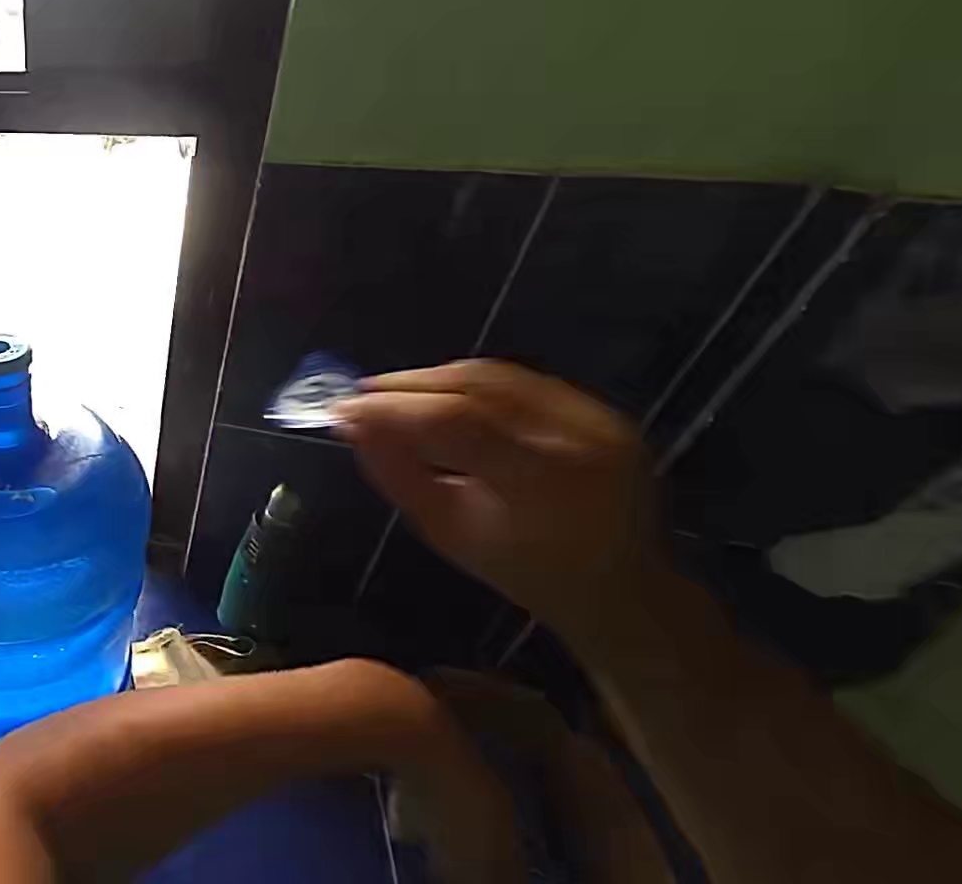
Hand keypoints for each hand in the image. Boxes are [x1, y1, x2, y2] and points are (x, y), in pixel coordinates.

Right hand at [333, 359, 656, 630]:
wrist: (620, 587)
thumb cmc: (524, 571)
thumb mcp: (447, 530)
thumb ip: (396, 473)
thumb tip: (351, 426)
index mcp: (543, 481)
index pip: (453, 421)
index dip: (390, 408)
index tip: (341, 411)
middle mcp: (576, 435)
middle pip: (472, 385)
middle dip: (405, 386)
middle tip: (358, 397)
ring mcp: (593, 416)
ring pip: (492, 374)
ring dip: (430, 379)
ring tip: (387, 394)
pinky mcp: (596, 407)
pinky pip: (514, 380)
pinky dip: (463, 382)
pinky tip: (433, 395)